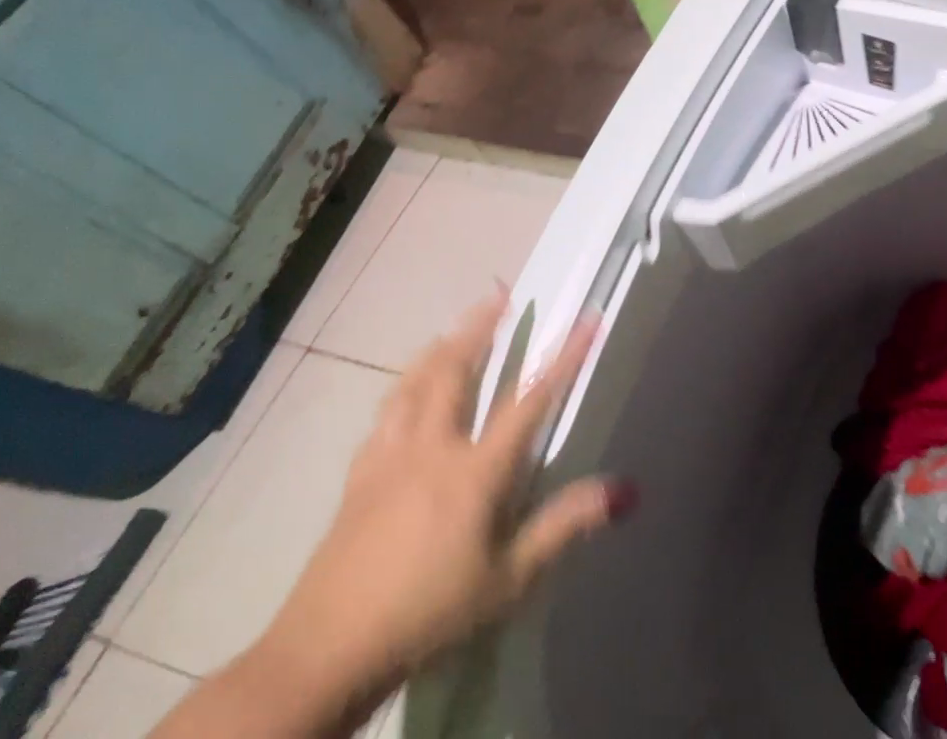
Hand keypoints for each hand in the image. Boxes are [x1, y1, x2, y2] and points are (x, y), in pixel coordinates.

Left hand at [259, 292, 631, 694]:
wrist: (325, 650)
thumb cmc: (430, 613)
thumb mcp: (509, 579)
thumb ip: (562, 526)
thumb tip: (621, 489)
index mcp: (473, 473)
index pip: (528, 401)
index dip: (562, 357)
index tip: (585, 319)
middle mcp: (428, 451)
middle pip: (453, 373)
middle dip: (479, 330)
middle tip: (496, 296)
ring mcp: (385, 461)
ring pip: (410, 387)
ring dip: (437, 350)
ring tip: (453, 329)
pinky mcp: (357, 480)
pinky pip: (384, 416)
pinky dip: (403, 390)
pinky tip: (405, 396)